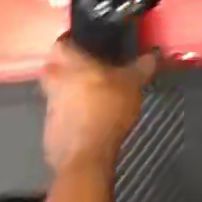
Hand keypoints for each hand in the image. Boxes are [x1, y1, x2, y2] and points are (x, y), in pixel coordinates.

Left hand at [39, 36, 158, 174]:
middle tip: (88, 73)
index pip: (61, 43)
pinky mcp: (49, 136)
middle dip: (67, 70)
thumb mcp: (132, 84)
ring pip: (56, 96)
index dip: (71, 43)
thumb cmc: (107, 108)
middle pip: (54, 69)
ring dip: (69, 97)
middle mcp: (53, 83)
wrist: (86, 158)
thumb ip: (141, 67)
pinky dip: (70, 121)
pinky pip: (59, 121)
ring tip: (91, 101)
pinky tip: (87, 126)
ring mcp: (49, 110)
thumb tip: (152, 56)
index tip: (84, 46)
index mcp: (69, 63)